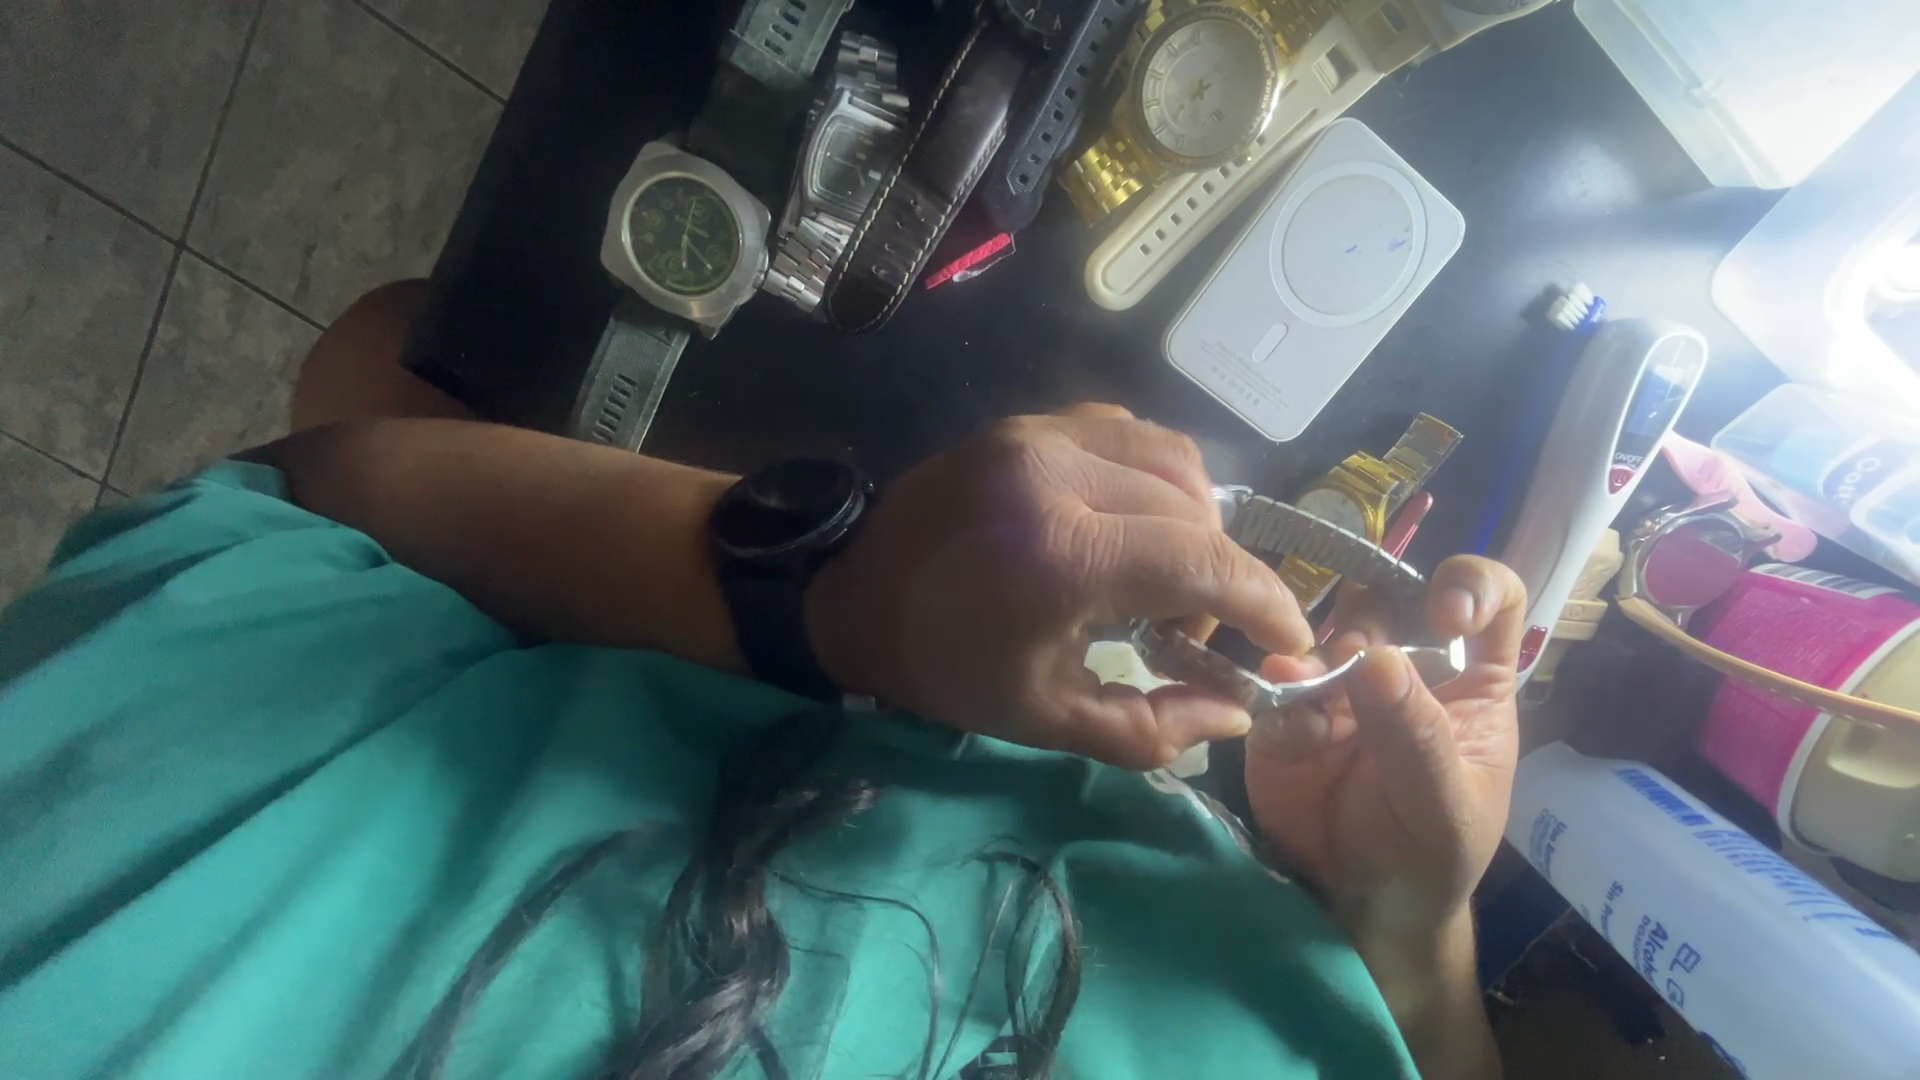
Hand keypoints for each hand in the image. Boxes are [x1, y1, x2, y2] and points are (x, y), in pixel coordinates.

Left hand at [806, 405, 1312, 769]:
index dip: (1264, 602)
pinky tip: (1133, 519)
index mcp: (1060, 555)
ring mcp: (1036, 436)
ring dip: (1195, 517)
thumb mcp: (1045, 717)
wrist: (851, 600)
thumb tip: (1239, 708)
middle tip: (1196, 626)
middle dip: (1221, 573)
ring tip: (1167, 571)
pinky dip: (1152, 474)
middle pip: (1195, 508)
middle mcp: (1056, 474)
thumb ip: (1152, 727)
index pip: (1203, 561)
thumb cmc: (944, 668)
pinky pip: (1123, 431)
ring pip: (1171, 456)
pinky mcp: (1021, 424)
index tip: (1291, 638)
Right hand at [1243, 556, 1525, 937]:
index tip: (1443, 615)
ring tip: (1305, 689)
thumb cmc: (1427, 850)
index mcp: (1465, 683)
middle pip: (1386, 603)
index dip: (1469, 587)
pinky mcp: (1286, 711)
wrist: (1354, 896)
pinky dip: (1282, 696)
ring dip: (1318, 655)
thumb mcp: (1443, 805)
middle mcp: (1401, 671)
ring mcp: (1338, 687)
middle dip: (1371, 625)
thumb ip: (1415, 735)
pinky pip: (1280, 684)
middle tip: (1357, 662)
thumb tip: (1379, 659)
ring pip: (1326, 635)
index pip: (1488, 602)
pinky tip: (1290, 727)